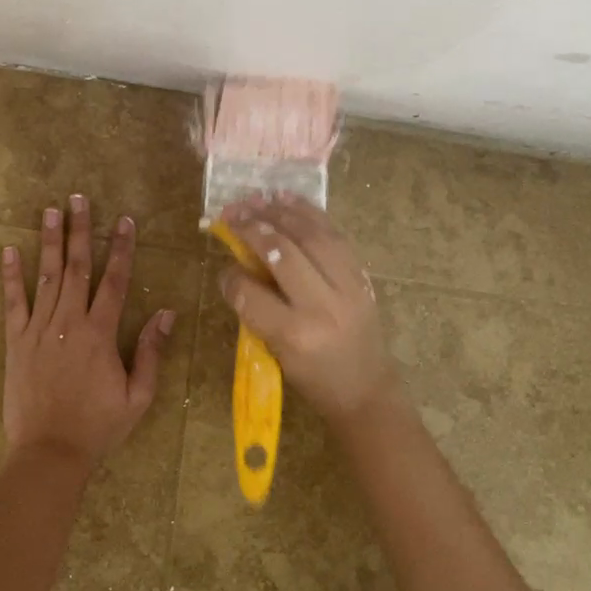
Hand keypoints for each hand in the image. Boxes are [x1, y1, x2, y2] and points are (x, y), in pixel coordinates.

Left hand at [1, 194, 175, 470]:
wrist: (50, 453)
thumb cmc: (98, 427)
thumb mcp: (138, 396)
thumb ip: (150, 352)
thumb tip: (167, 313)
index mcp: (101, 333)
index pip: (115, 280)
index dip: (121, 248)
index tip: (125, 220)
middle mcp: (70, 322)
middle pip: (77, 267)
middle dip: (81, 230)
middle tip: (80, 198)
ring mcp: (39, 329)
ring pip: (46, 276)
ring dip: (49, 241)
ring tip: (50, 210)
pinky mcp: (15, 342)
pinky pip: (13, 303)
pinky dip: (11, 276)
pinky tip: (8, 250)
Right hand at [219, 194, 401, 423]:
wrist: (367, 391)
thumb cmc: (314, 380)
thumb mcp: (276, 353)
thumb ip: (256, 310)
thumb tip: (237, 268)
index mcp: (295, 335)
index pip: (251, 293)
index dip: (231, 277)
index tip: (223, 267)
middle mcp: (323, 307)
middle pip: (282, 253)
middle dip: (252, 228)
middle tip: (231, 214)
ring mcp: (348, 287)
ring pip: (311, 236)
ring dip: (279, 213)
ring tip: (256, 199)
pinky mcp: (362, 277)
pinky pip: (334, 235)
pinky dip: (309, 213)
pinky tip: (287, 200)